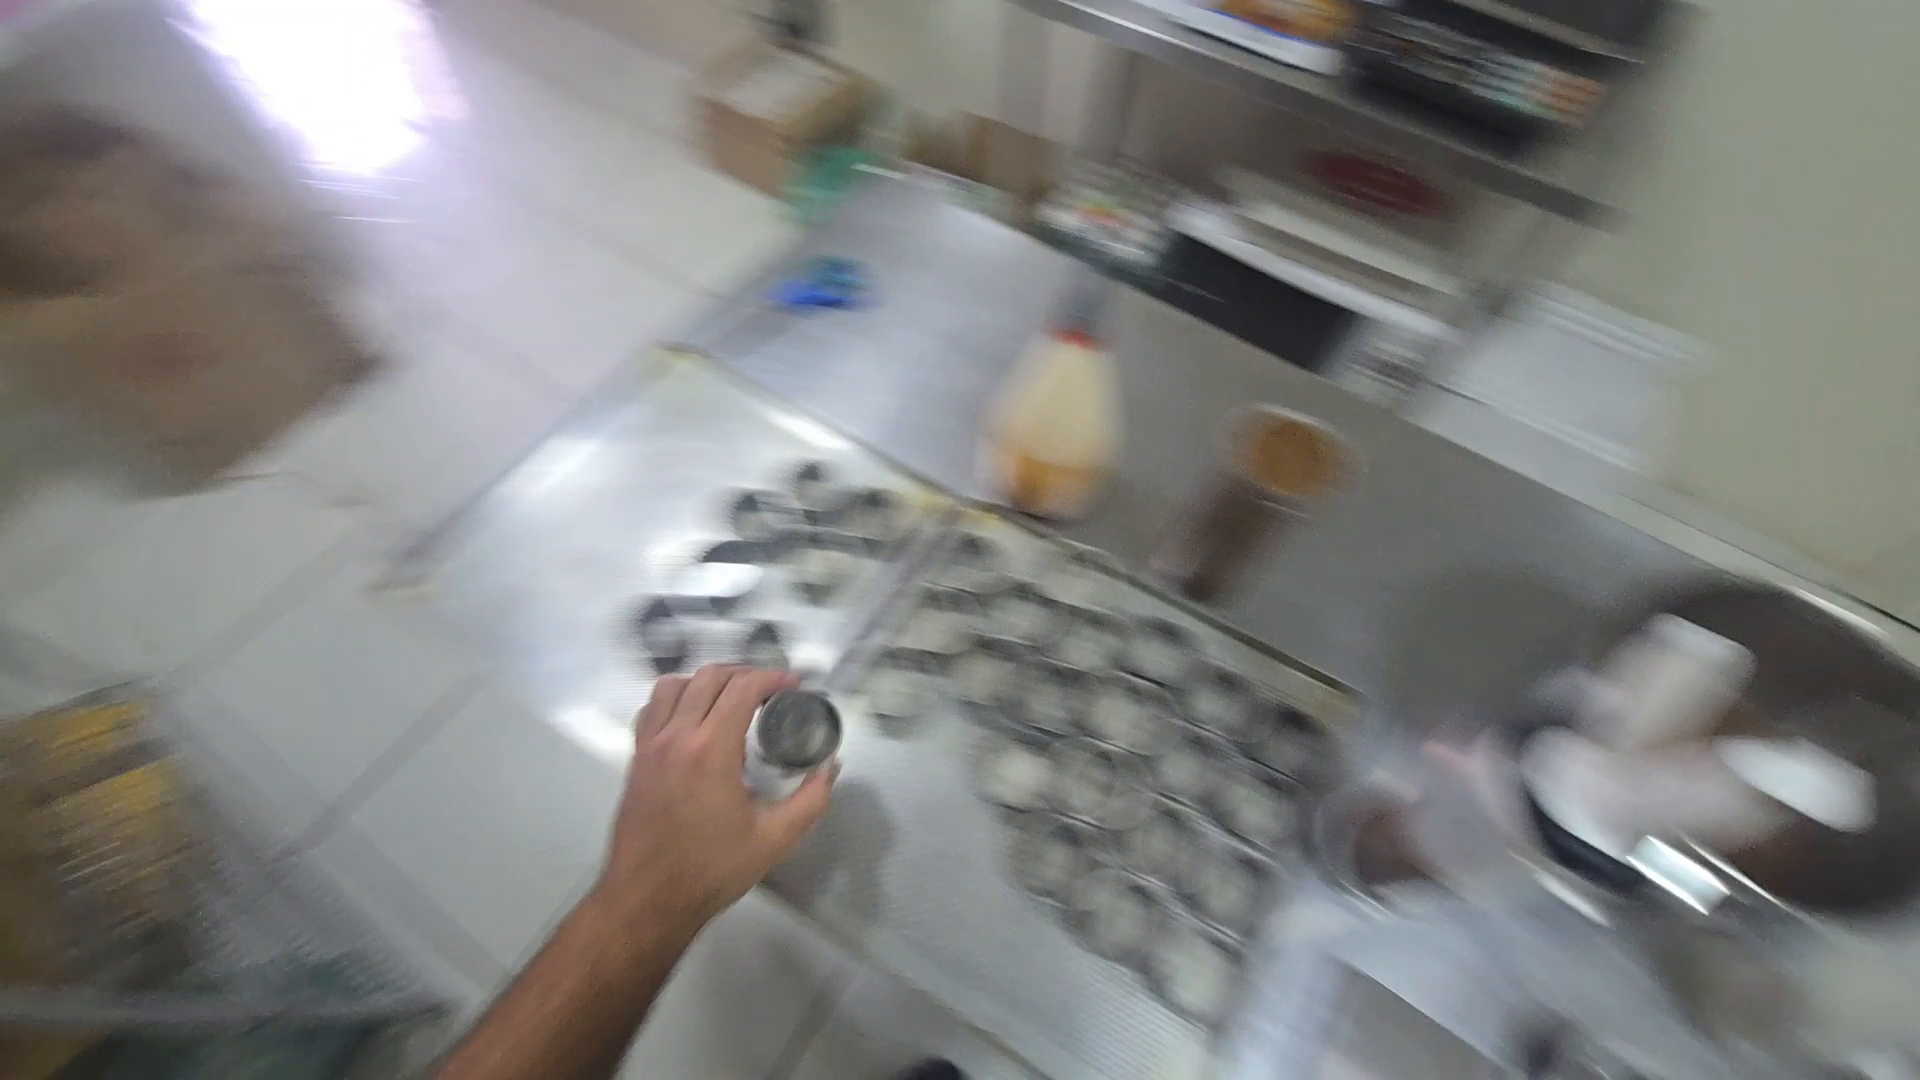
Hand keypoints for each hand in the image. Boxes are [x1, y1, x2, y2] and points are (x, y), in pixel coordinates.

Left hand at [592, 665, 836, 937]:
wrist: (646, 902)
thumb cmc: (712, 870)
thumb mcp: (775, 839)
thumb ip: (811, 799)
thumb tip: (831, 766)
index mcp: (711, 750)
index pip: (743, 687)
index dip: (773, 677)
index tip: (793, 686)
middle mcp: (677, 736)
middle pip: (711, 676)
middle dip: (746, 674)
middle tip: (771, 691)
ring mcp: (650, 745)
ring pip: (676, 684)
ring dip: (709, 680)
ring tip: (732, 698)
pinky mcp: (635, 758)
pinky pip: (653, 707)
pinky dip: (676, 697)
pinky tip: (694, 717)